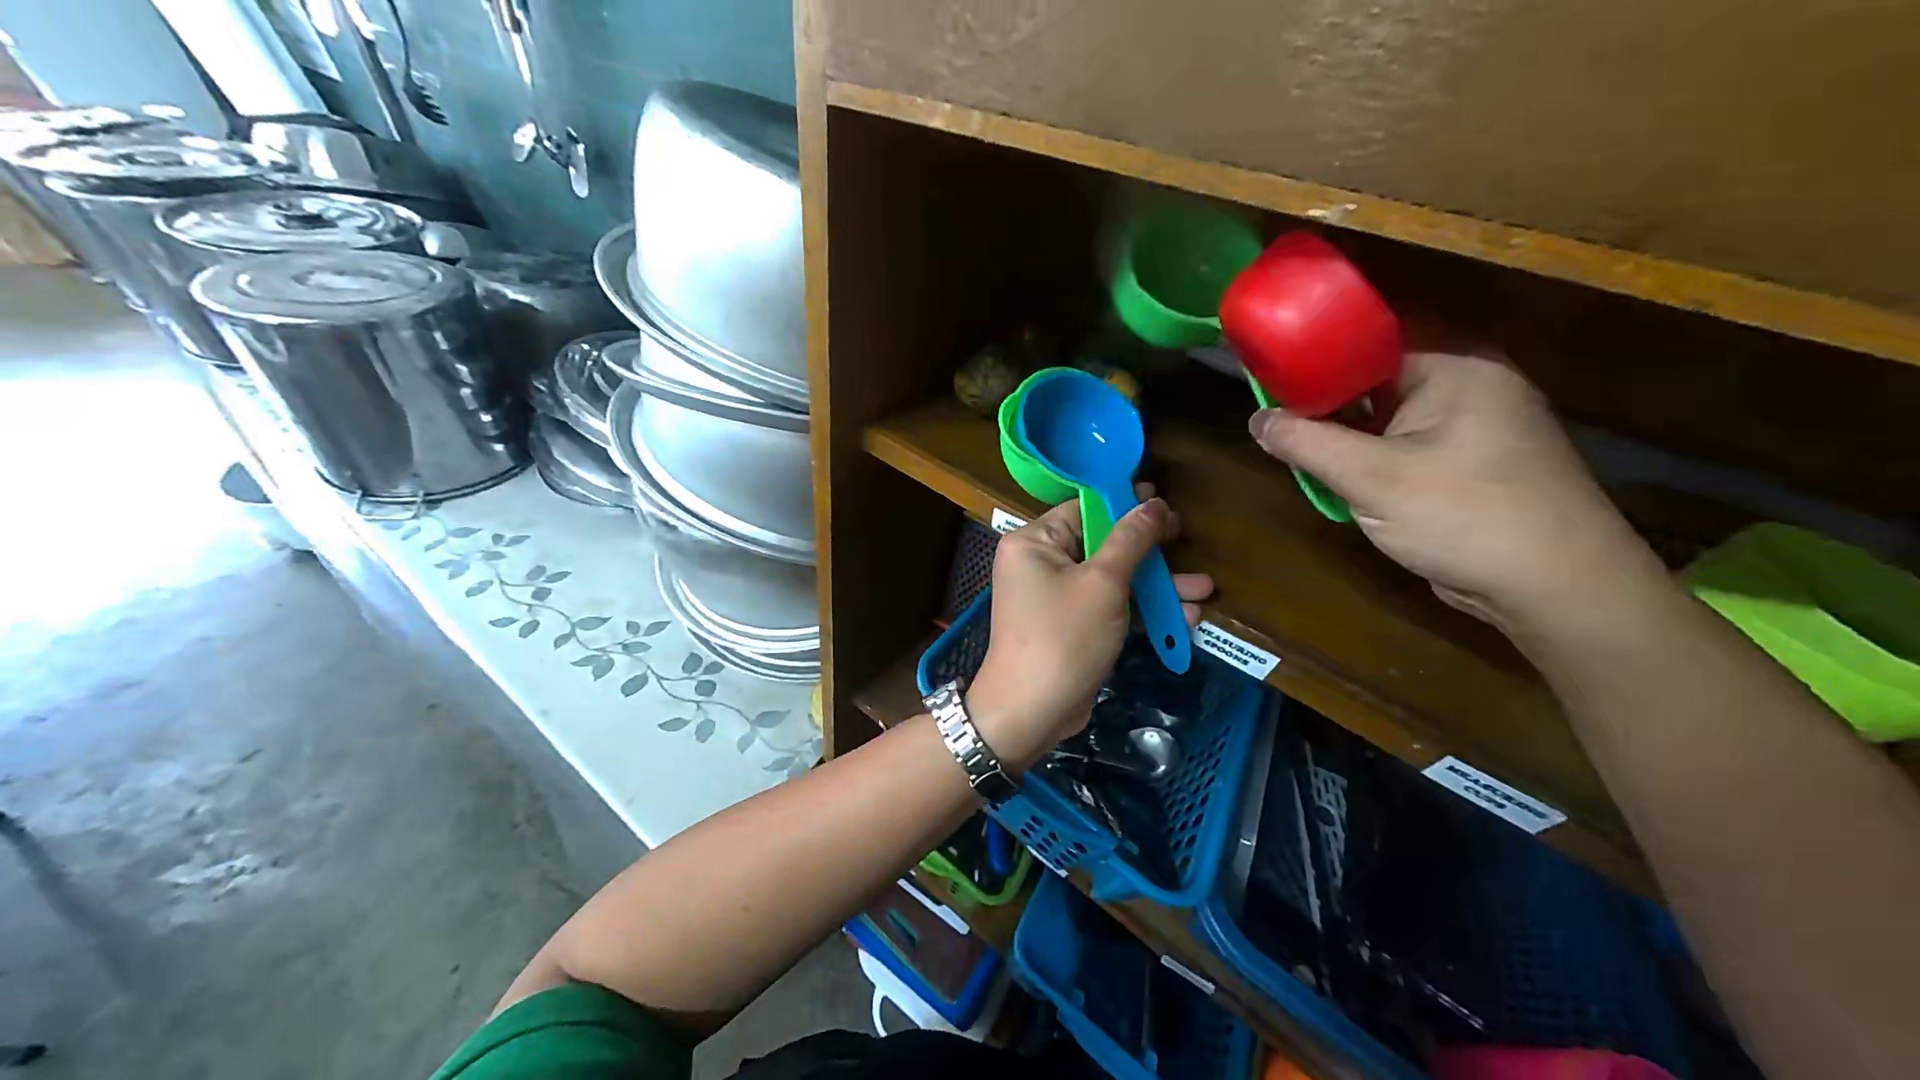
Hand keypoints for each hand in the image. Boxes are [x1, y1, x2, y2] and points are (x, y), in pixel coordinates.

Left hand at [966, 491, 1214, 771]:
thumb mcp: (1103, 583)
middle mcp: (1040, 563)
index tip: (1163, 501)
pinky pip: (1108, 606)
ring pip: (1111, 578)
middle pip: (1102, 543)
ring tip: (1204, 589)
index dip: (1125, 504)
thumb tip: (1153, 503)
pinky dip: (1140, 610)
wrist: (1032, 711)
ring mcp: (1055, 597)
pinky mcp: (1071, 626)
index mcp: (1034, 541)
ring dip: (1156, 585)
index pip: (1084, 509)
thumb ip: (1131, 540)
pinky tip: (1184, 616)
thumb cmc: (1064, 636)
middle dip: (1149, 549)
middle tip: (1185, 538)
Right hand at [1248, 352, 1666, 631]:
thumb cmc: (1465, 516)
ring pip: (1386, 409)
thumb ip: (1307, 443)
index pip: (1374, 331)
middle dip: (1322, 390)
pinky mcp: (1465, 458)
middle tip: (1269, 401)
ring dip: (1342, 425)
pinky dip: (1365, 450)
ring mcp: (1469, 422)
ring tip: (1290, 434)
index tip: (1268, 356)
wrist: (1554, 587)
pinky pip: (1401, 439)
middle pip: (1376, 370)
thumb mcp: (1372, 479)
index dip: (1317, 341)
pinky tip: (1332, 467)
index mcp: (1453, 364)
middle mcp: (1465, 382)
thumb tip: (1257, 419)